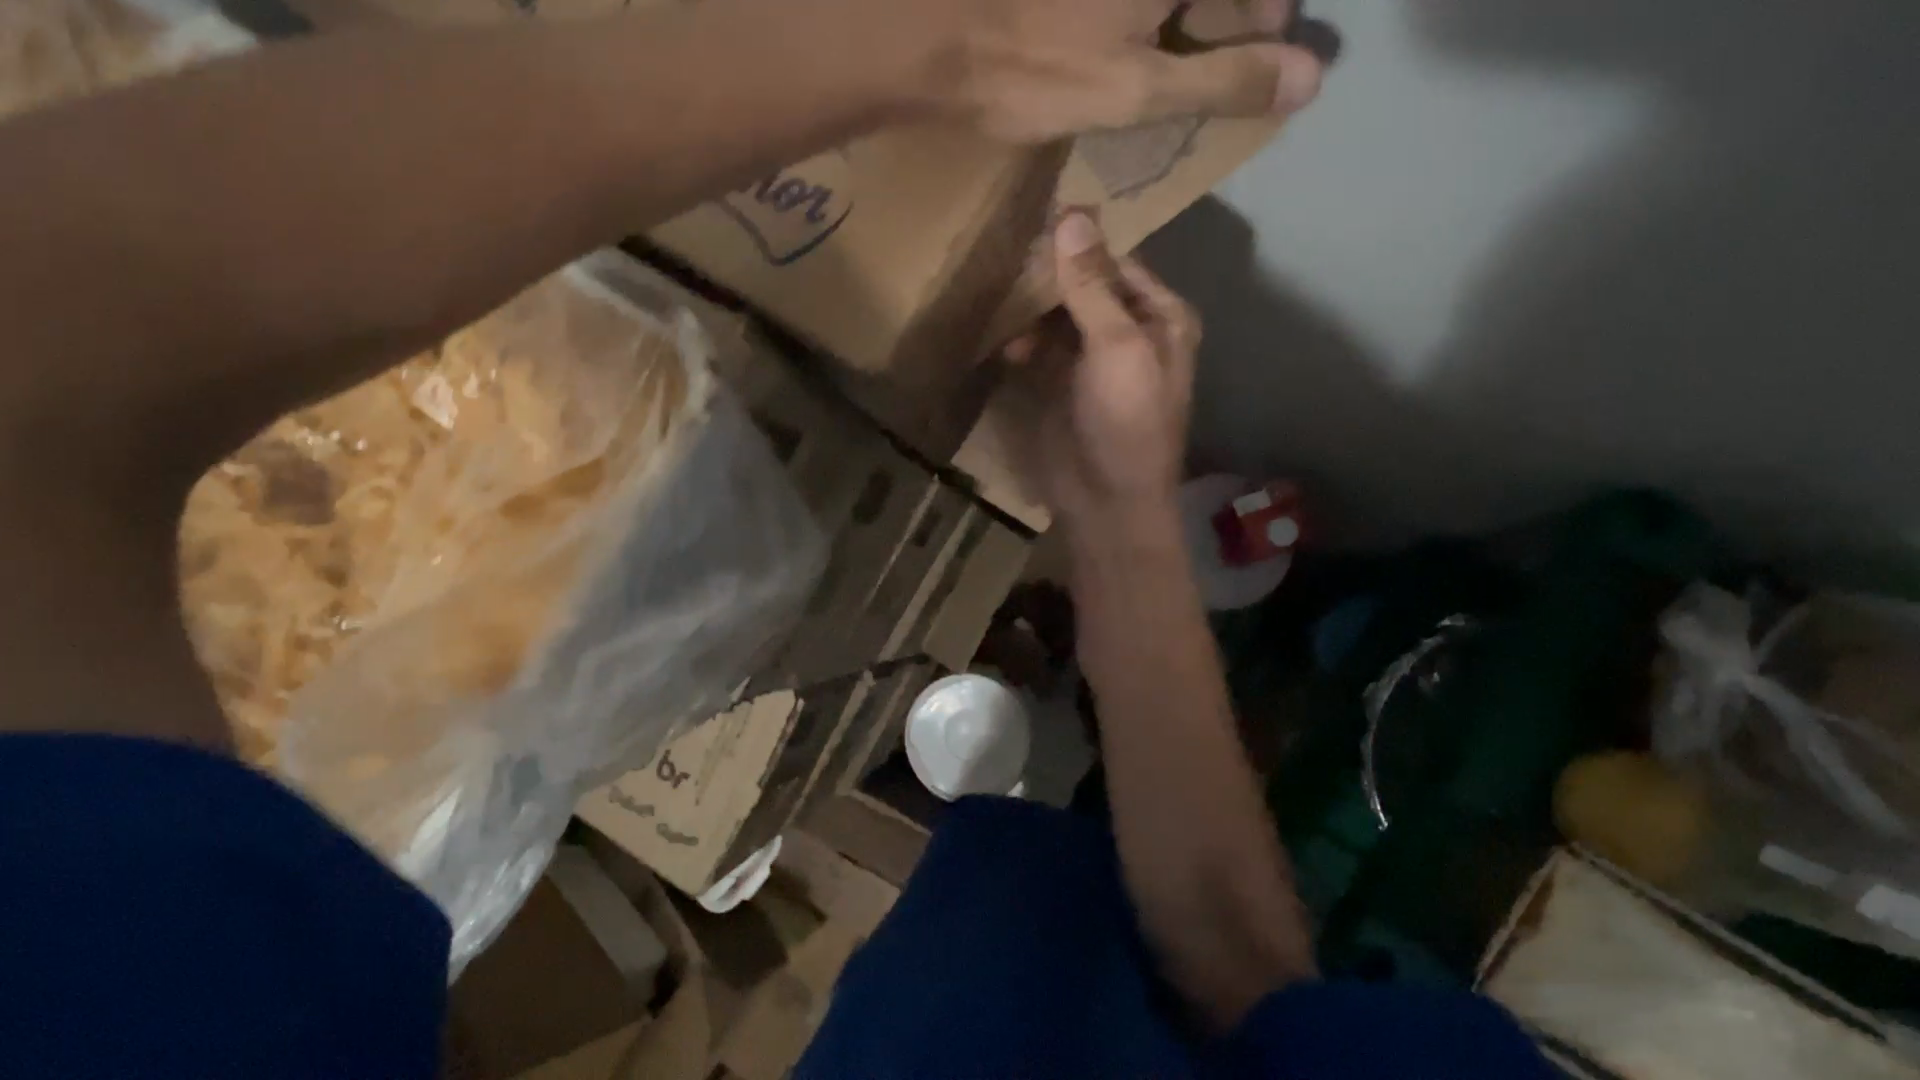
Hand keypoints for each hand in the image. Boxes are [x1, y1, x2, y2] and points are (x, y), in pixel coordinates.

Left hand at [882, 0, 1325, 140]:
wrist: (929, 37)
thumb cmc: (1036, 69)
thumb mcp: (1138, 89)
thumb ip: (1225, 81)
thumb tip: (1310, 78)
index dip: (1269, 6)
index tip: (1270, 35)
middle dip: (1229, 3)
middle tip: (1232, 45)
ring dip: (1186, 10)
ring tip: (1184, 44)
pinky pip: (1126, 4)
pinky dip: (1144, 15)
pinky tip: (1133, 36)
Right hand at [1007, 212, 1197, 526]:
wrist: (1107, 502)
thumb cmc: (1126, 421)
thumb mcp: (1116, 346)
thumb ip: (1092, 285)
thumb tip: (1073, 214)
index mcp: (1161, 317)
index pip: (1118, 262)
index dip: (1080, 242)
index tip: (1035, 216)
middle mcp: (1131, 331)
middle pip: (1085, 285)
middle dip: (1049, 275)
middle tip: (1005, 253)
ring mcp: (1093, 360)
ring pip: (1058, 315)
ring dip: (1031, 309)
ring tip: (1000, 299)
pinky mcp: (1061, 385)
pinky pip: (1040, 348)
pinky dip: (1022, 343)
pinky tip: (1004, 346)